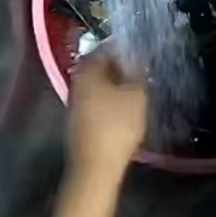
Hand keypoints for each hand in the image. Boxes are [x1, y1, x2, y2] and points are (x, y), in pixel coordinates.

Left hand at [67, 51, 147, 183]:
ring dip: (114, 86)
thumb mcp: (137, 96)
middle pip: (99, 66)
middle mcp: (77, 81)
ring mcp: (74, 102)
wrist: (95, 168)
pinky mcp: (78, 121)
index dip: (125, 49)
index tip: (141, 55)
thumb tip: (137, 61)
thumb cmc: (117, 126)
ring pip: (97, 85)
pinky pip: (96, 102)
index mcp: (88, 69)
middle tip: (140, 73)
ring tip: (135, 92)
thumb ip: (138, 74)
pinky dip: (109, 101)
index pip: (106, 48)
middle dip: (120, 68)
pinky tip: (123, 111)